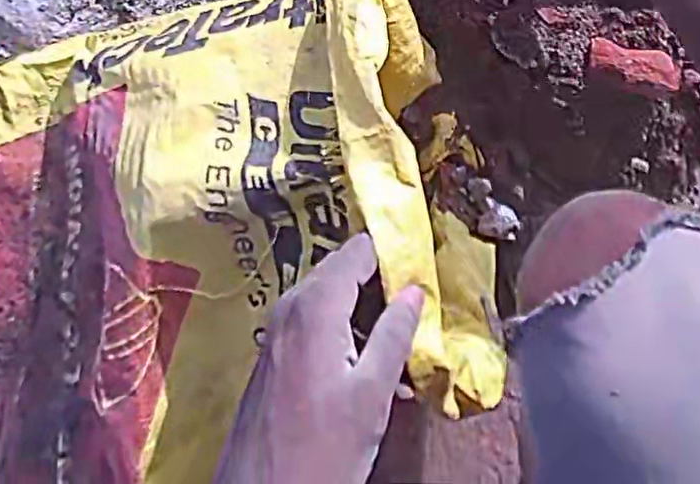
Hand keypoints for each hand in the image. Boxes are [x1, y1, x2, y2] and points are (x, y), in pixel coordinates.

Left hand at [213, 235, 425, 483]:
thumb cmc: (320, 450)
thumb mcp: (371, 395)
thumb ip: (395, 334)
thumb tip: (415, 291)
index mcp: (317, 303)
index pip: (360, 249)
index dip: (393, 251)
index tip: (424, 264)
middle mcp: (293, 303)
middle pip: (345, 268)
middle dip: (382, 280)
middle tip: (417, 302)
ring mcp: (280, 326)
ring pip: (332, 295)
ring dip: (366, 309)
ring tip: (401, 339)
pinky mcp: (276, 350)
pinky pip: (316, 319)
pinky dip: (345, 327)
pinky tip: (370, 364)